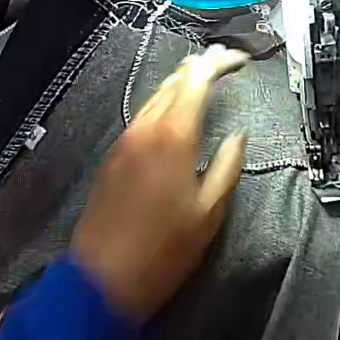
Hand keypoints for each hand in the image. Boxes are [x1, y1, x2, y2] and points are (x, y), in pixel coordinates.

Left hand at [71, 45, 248, 320]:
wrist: (102, 280)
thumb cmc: (164, 249)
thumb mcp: (210, 211)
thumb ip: (227, 166)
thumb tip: (238, 137)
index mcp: (172, 138)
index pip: (196, 82)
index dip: (219, 65)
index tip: (238, 60)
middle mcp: (145, 131)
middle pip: (172, 83)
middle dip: (199, 67)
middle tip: (223, 61)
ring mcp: (124, 143)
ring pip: (154, 97)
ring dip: (180, 82)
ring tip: (201, 76)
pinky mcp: (113, 158)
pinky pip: (143, 116)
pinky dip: (164, 103)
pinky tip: (174, 110)